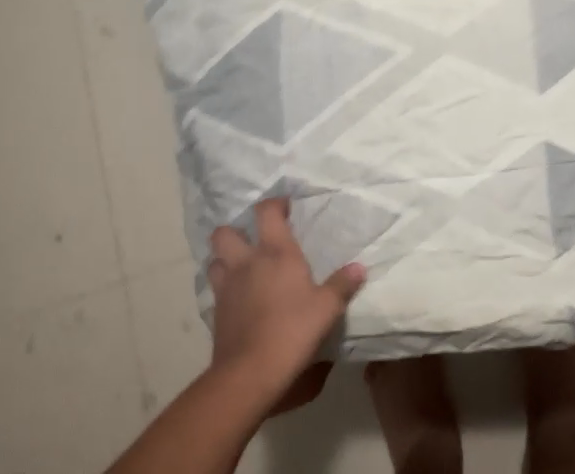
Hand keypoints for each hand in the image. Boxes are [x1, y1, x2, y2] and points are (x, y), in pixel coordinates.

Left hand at [207, 198, 365, 405]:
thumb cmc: (293, 330)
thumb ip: (343, 284)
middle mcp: (247, 263)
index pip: (266, 212)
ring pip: (215, 260)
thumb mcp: (327, 307)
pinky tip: (239, 298)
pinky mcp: (216, 312)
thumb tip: (359, 267)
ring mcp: (227, 287)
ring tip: (242, 267)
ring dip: (225, 259)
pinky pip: (216, 289)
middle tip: (254, 239)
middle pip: (225, 233)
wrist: (251, 371)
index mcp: (276, 253)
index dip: (274, 204)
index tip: (286, 208)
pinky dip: (225, 288)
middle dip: (236, 231)